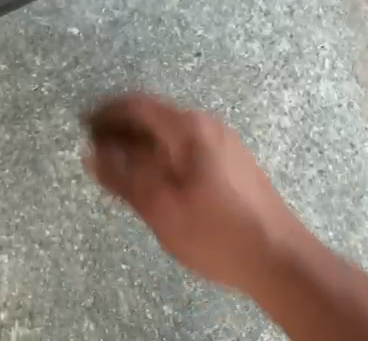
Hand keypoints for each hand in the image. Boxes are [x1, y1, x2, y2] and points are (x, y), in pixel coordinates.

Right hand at [82, 93, 309, 295]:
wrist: (284, 263)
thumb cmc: (216, 232)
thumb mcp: (159, 206)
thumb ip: (121, 176)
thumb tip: (91, 153)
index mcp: (186, 126)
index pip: (136, 103)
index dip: (105, 112)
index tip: (83, 126)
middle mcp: (206, 124)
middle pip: (154, 115)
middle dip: (122, 129)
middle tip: (97, 149)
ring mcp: (224, 142)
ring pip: (171, 132)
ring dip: (142, 143)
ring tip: (121, 168)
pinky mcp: (234, 163)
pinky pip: (187, 145)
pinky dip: (163, 154)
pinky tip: (156, 181)